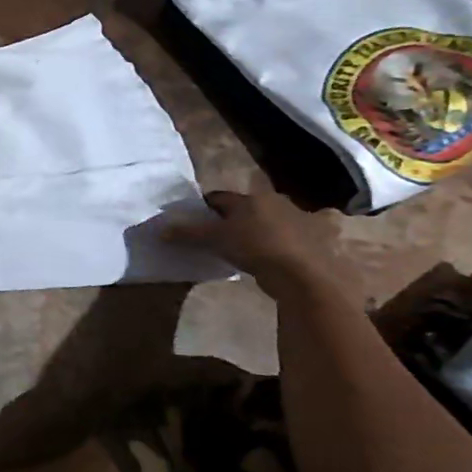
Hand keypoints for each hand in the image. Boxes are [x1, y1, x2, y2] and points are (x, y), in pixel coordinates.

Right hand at [167, 187, 339, 288]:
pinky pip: (284, 239)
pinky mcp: (311, 241)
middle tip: (216, 237)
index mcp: (250, 198)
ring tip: (240, 251)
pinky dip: (274, 246)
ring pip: (266, 222)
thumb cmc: (255, 247)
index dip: (204, 208)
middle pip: (244, 208)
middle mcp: (274, 202)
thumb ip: (188, 233)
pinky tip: (267, 260)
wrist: (304, 274)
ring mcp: (296, 221)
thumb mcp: (215, 239)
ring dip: (254, 232)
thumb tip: (160, 230)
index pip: (219, 197)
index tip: (193, 221)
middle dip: (231, 219)